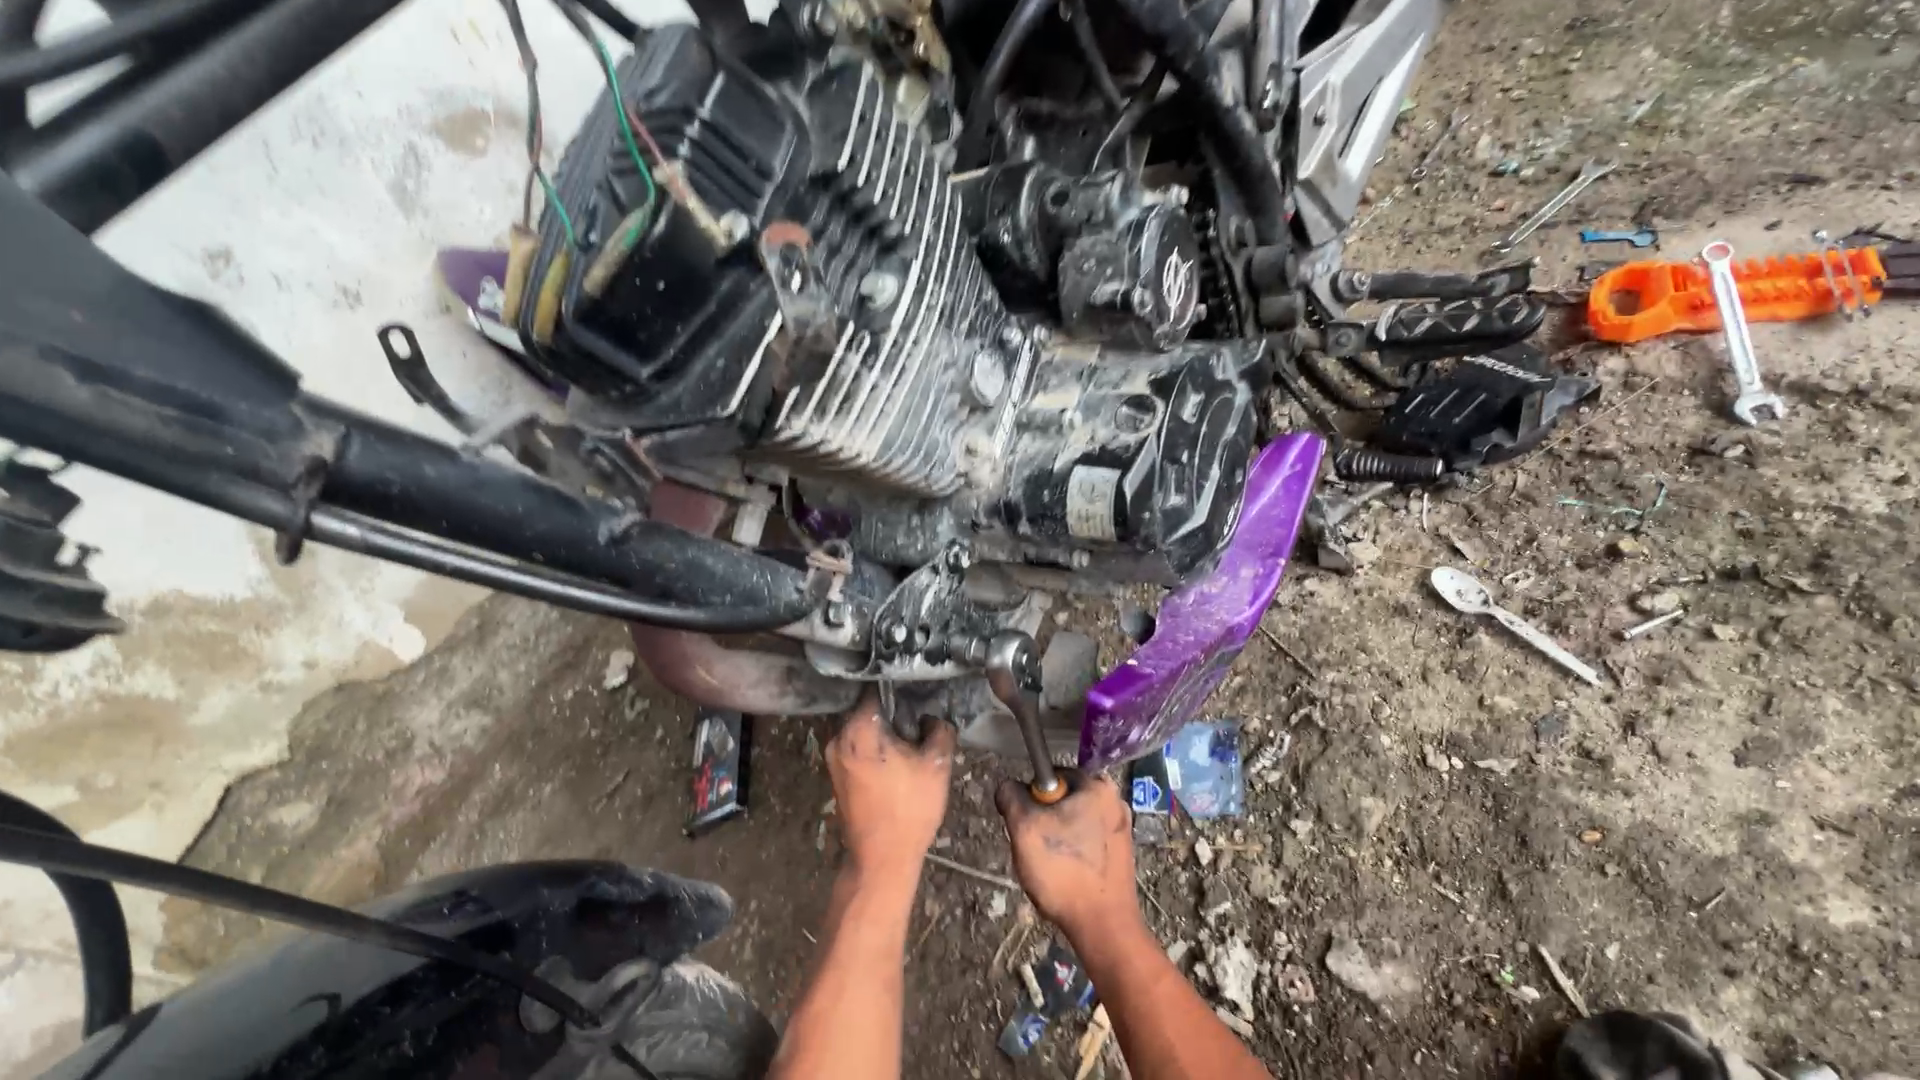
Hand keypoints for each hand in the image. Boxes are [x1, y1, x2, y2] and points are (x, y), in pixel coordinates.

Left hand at [826, 692, 956, 880]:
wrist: (882, 859)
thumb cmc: (909, 809)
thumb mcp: (937, 765)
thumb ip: (939, 729)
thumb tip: (932, 716)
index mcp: (859, 728)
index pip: (877, 688)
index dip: (901, 684)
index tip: (919, 684)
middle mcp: (838, 736)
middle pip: (868, 708)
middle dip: (894, 709)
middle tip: (920, 712)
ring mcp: (833, 757)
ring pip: (862, 728)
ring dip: (884, 729)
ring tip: (911, 736)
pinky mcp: (836, 774)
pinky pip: (857, 747)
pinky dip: (875, 746)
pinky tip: (897, 756)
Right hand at [995, 770, 1141, 940]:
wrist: (1103, 926)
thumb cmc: (1063, 871)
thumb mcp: (1024, 828)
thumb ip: (1011, 796)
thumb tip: (1009, 787)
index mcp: (1097, 785)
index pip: (1050, 775)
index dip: (1031, 799)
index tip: (1028, 826)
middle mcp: (1115, 799)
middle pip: (1062, 799)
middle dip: (1044, 820)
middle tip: (1037, 848)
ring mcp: (1120, 827)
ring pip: (1072, 822)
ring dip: (1056, 839)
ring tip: (1052, 867)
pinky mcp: (1121, 852)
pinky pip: (1086, 841)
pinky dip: (1073, 854)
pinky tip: (1067, 875)